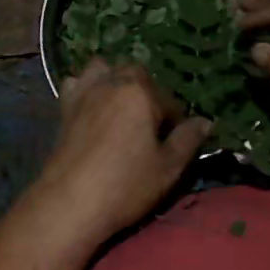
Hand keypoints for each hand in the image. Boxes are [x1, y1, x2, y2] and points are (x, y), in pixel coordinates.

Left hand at [20, 60, 210, 250]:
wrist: (70, 200)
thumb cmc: (125, 184)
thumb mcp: (168, 167)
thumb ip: (187, 139)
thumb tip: (205, 121)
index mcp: (139, 91)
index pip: (169, 99)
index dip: (176, 121)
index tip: (175, 142)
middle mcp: (110, 82)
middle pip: (136, 75)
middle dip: (148, 94)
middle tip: (151, 126)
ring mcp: (84, 91)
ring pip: (103, 69)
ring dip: (115, 80)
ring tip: (122, 108)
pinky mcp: (64, 105)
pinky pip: (77, 82)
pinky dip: (86, 87)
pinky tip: (92, 107)